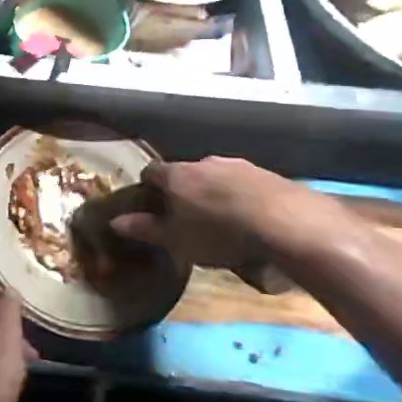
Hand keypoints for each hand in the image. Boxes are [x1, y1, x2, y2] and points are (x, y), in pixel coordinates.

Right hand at [107, 157, 364, 267]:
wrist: (288, 224)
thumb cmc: (220, 233)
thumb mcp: (177, 240)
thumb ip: (145, 229)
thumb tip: (114, 222)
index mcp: (177, 174)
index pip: (151, 172)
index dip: (148, 187)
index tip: (151, 205)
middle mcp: (204, 162)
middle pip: (185, 173)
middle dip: (183, 190)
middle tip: (186, 217)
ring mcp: (239, 165)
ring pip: (216, 177)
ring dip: (214, 192)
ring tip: (221, 220)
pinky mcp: (268, 174)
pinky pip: (244, 183)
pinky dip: (241, 196)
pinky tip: (250, 218)